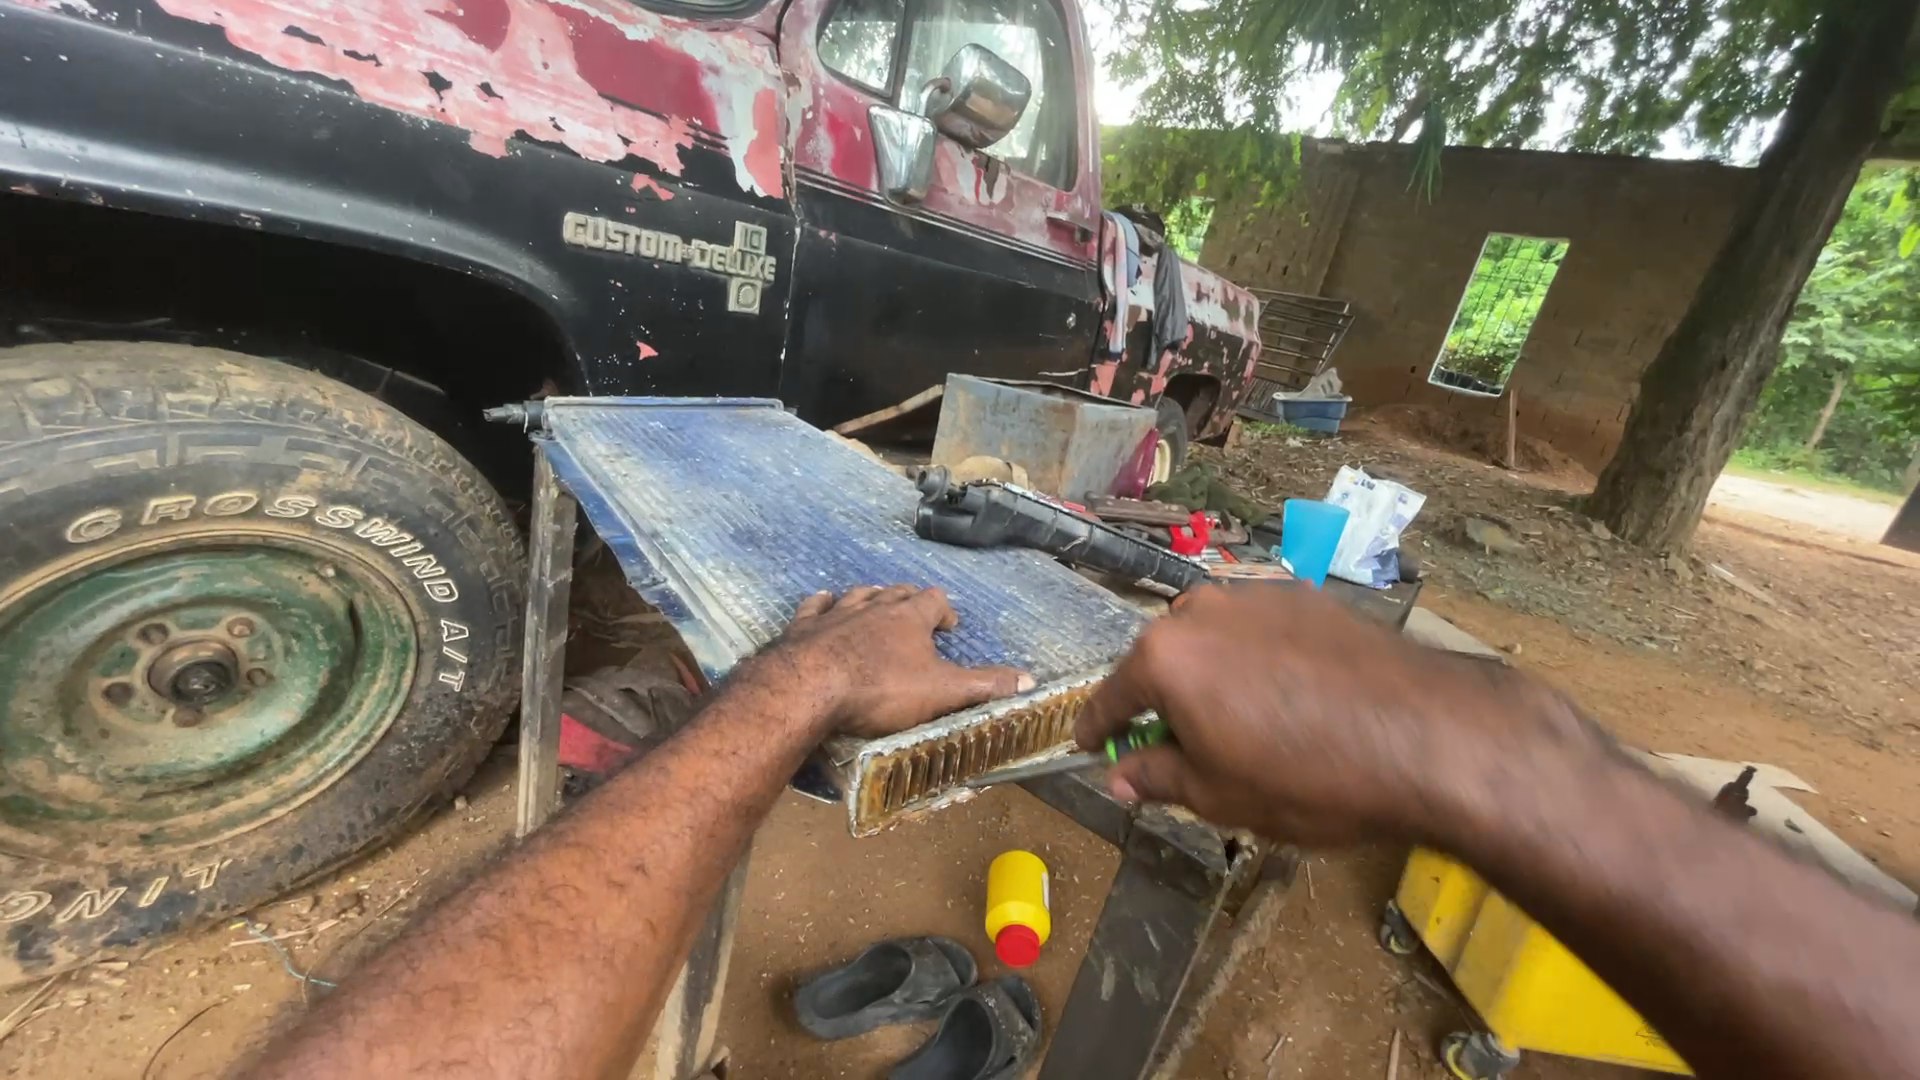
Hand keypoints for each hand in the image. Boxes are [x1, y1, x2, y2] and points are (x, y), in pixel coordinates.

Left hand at [749, 586, 1033, 738]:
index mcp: (909, 617)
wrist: (809, 687)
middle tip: (916, 618)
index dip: (943, 611)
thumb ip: (984, 685)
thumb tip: (1029, 679)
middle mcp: (874, 605)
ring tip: (877, 605)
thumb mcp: (941, 692)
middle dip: (909, 601)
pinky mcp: (804, 627)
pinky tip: (823, 601)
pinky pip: (815, 605)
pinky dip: (822, 603)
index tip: (947, 627)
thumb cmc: (880, 688)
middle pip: (897, 592)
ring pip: (858, 594)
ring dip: (870, 598)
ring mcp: (836, 613)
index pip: (934, 599)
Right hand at [1074, 584, 1606, 845]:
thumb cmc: (1307, 776)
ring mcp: (1252, 595)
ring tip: (1242, 718)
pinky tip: (1288, 692)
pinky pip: (1255, 628)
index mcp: (1164, 656)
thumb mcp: (1218, 795)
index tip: (1089, 744)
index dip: (1098, 727)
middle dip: (1161, 701)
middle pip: (1160, 661)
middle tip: (1180, 744)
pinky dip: (1253, 657)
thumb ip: (1155, 778)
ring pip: (1209, 639)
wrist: (1431, 734)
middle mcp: (1198, 610)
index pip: (1111, 697)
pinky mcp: (1301, 595)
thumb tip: (1115, 777)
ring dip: (1208, 675)